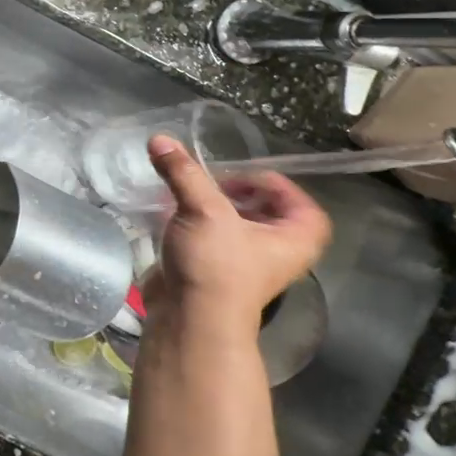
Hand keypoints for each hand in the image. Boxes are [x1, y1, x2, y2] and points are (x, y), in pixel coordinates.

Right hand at [145, 135, 331, 328]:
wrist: (192, 316)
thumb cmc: (216, 265)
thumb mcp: (203, 211)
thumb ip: (183, 173)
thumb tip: (160, 138)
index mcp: (296, 237)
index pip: (296, 199)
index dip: (268, 182)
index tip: (231, 174)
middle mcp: (278, 249)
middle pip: (262, 208)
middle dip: (231, 190)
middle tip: (203, 181)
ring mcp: (245, 261)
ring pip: (233, 222)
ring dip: (207, 204)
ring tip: (180, 194)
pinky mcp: (214, 267)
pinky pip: (209, 235)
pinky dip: (191, 221)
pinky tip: (167, 214)